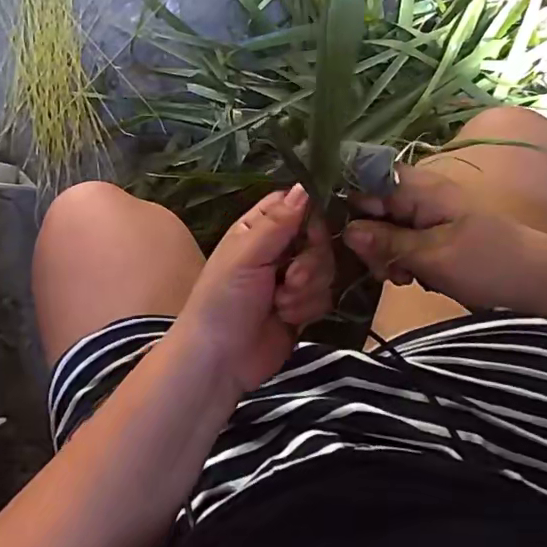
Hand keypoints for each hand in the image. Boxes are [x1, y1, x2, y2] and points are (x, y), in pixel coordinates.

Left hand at [173, 184, 334, 391]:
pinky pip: (326, 295)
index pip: (297, 204)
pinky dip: (308, 308)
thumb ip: (278, 222)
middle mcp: (279, 247)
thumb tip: (306, 185)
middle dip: (311, 261)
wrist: (220, 360)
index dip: (312, 214)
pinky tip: (286, 318)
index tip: (312, 232)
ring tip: (280, 304)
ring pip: (326, 268)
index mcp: (259, 227)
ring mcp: (293, 277)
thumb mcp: (247, 255)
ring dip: (306, 289)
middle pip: (319, 237)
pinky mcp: (305, 305)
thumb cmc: (223, 299)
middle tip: (291, 278)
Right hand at [342, 166, 546, 312]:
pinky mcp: (439, 231)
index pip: (366, 185)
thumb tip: (346, 230)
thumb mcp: (432, 256)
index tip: (355, 246)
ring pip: (388, 227)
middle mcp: (421, 193)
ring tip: (404, 278)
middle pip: (374, 208)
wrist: (542, 279)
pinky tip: (416, 278)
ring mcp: (431, 212)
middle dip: (372, 241)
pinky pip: (407, 240)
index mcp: (419, 188)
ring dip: (388, 254)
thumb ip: (387, 242)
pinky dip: (406, 259)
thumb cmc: (487, 263)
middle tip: (388, 272)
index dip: (353, 212)